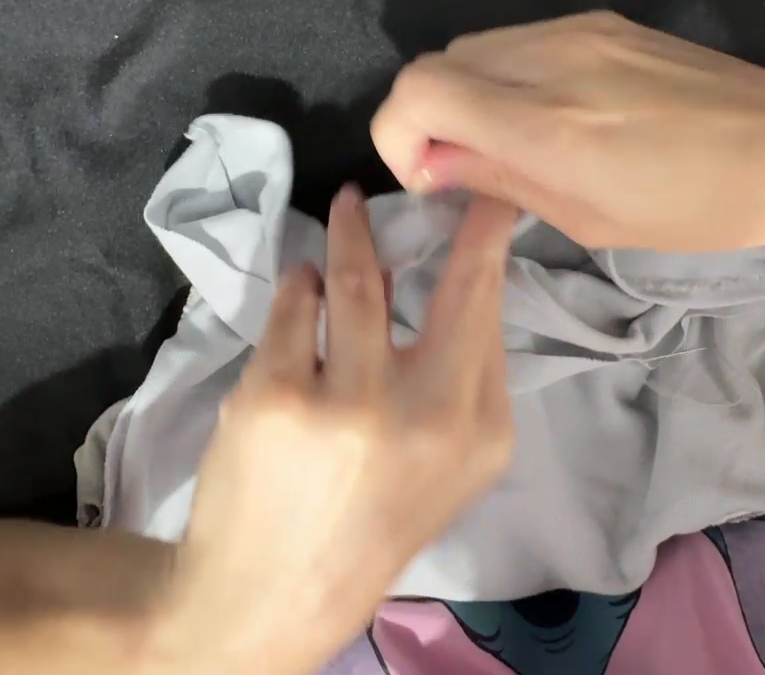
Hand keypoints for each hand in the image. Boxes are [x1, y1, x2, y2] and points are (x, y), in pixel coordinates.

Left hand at [149, 187, 519, 674]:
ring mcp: (348, 404)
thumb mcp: (448, 465)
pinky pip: (295, 302)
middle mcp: (425, 414)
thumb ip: (459, 374)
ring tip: (345, 209)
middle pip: (447, 284)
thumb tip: (445, 278)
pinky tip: (303, 284)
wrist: (273, 594)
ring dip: (348, 234)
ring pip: (356, 277)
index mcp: (478, 431)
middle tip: (430, 170)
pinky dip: (300, 283)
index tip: (490, 195)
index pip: (491, 308)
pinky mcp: (278, 395)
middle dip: (443, 216)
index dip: (488, 242)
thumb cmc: (370, 518)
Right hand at [370, 12, 764, 251]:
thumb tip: (432, 164)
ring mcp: (578, 29)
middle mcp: (550, 57)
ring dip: (462, 96)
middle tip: (462, 168)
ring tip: (504, 143)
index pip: (417, 91)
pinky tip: (543, 113)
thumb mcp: (588, 218)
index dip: (396, 136)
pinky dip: (499, 77)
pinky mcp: (602, 20)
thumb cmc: (698, 208)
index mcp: (547, 121)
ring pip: (471, 47)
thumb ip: (497, 178)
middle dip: (424, 118)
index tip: (429, 179)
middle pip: (433, 63)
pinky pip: (516, 41)